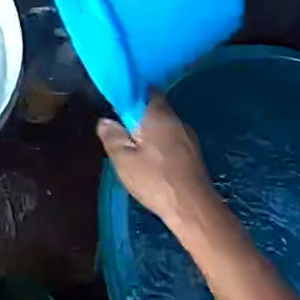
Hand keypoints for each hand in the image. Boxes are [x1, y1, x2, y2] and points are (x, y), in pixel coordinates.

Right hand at [97, 94, 217, 224]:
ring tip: (137, 150)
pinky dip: (163, 145)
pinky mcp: (194, 153)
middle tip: (124, 132)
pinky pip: (174, 140)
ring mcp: (189, 136)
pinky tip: (155, 162)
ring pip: (166, 126)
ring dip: (153, 133)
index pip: (147, 91)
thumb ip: (113, 137)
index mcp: (158, 115)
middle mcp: (177, 120)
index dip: (133, 96)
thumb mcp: (124, 160)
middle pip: (157, 109)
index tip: (119, 108)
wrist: (192, 207)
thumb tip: (104, 121)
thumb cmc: (155, 179)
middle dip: (141, 117)